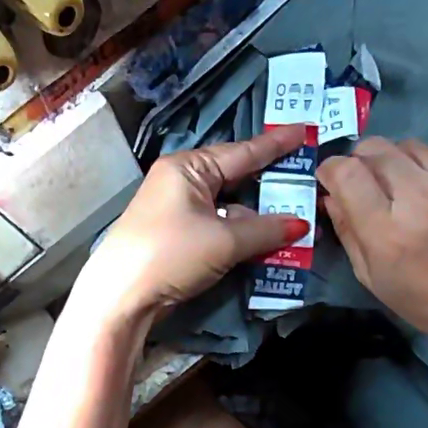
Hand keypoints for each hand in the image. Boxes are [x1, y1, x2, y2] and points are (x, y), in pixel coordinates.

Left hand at [74, 125, 311, 323]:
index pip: (241, 152)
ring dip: (257, 213)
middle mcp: (181, 181)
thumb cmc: (171, 253)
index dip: (276, 144)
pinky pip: (218, 224)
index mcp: (187, 168)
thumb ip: (265, 229)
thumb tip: (299, 224)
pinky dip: (241, 230)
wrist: (121, 297)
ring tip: (295, 211)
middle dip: (269, 180)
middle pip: (235, 177)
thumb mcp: (224, 241)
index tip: (304, 130)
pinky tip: (264, 237)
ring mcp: (176, 209)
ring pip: (228, 204)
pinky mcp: (176, 235)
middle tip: (306, 174)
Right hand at [316, 137, 427, 348]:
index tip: (333, 177)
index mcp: (389, 233)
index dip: (332, 169)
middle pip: (376, 149)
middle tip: (368, 178)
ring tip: (410, 185)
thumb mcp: (376, 280)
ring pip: (413, 145)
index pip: (346, 172)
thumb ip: (349, 232)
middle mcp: (423, 199)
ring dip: (401, 161)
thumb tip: (331, 195)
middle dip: (363, 160)